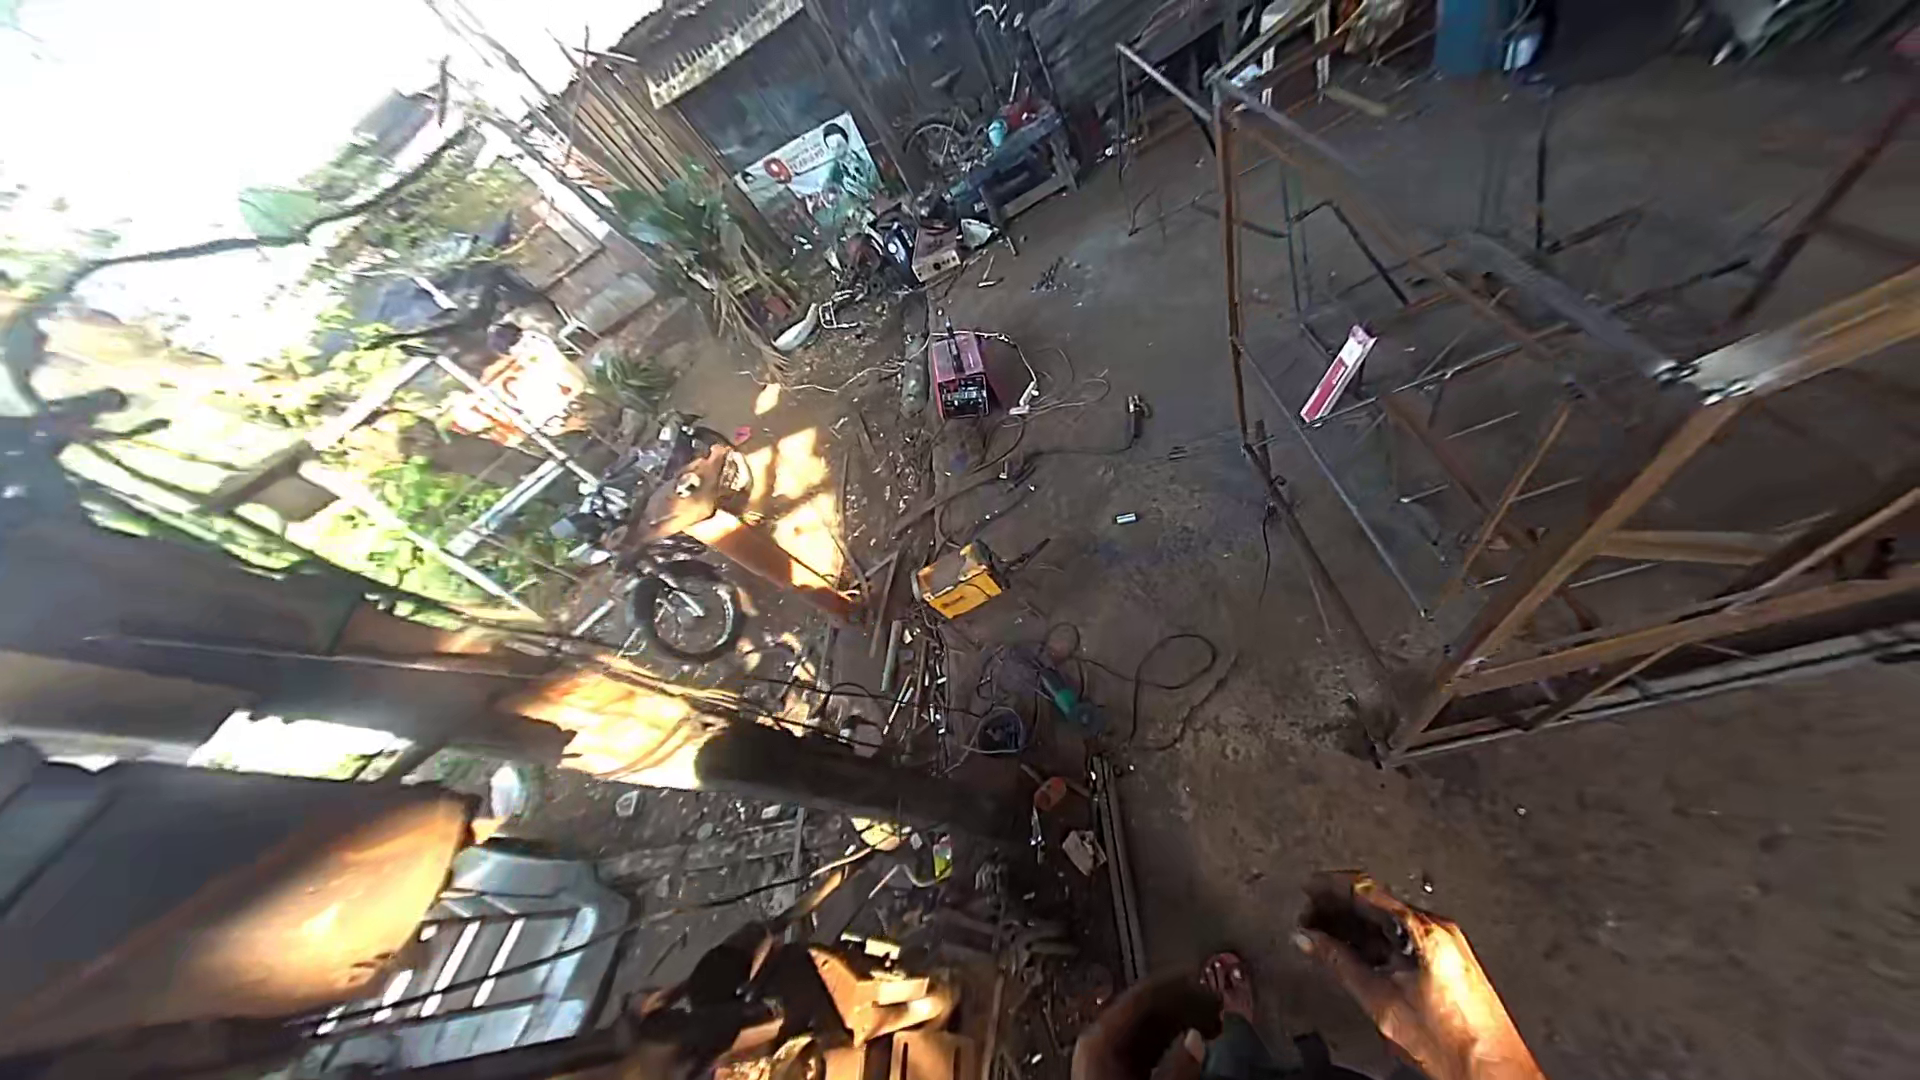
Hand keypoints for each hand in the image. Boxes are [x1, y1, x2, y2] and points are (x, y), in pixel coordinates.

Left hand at [1071, 974, 1221, 1079]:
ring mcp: (1102, 1059)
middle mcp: (1098, 1041)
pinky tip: (1191, 1051)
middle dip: (1184, 1004)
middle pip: (1146, 1009)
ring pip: (1147, 1029)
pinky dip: (1170, 1045)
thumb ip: (1177, 1070)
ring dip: (1180, 1023)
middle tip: (1217, 1004)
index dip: (1179, 987)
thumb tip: (1197, 1040)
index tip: (1207, 983)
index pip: (1143, 996)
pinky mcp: (1111, 1076)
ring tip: (1212, 1025)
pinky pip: (1145, 1050)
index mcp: (1101, 1038)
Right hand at [1295, 874, 1545, 1079]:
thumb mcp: (1380, 1000)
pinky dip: (1372, 941)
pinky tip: (1354, 955)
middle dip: (1335, 908)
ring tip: (1324, 939)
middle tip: (1309, 919)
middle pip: (1373, 902)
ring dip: (1352, 926)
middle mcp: (1437, 930)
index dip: (1327, 886)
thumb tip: (1306, 938)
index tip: (1306, 890)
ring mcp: (1445, 945)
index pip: (1363, 888)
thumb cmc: (1454, 1050)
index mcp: (1423, 930)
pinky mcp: (1447, 962)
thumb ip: (1337, 962)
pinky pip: (1399, 937)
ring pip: (1385, 920)